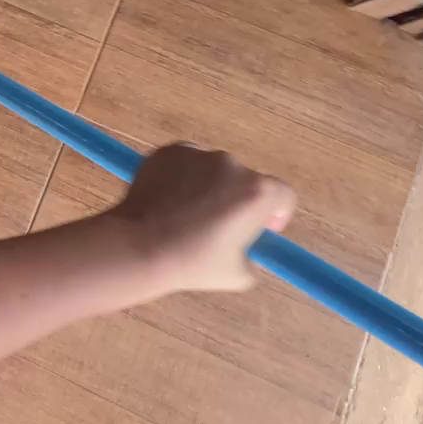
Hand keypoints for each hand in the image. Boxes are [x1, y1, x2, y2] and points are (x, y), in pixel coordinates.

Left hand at [106, 145, 294, 293]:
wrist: (140, 243)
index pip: (282, 195)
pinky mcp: (169, 151)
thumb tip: (243, 243)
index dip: (276, 212)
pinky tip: (168, 198)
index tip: (261, 227)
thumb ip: (252, 252)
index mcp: (258, 192)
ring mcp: (198, 153)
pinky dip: (182, 176)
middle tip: (216, 223)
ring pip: (213, 169)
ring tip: (186, 211)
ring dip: (208, 185)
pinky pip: (185, 162)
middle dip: (237, 198)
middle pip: (245, 179)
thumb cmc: (193, 261)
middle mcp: (231, 164)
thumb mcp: (241, 273)